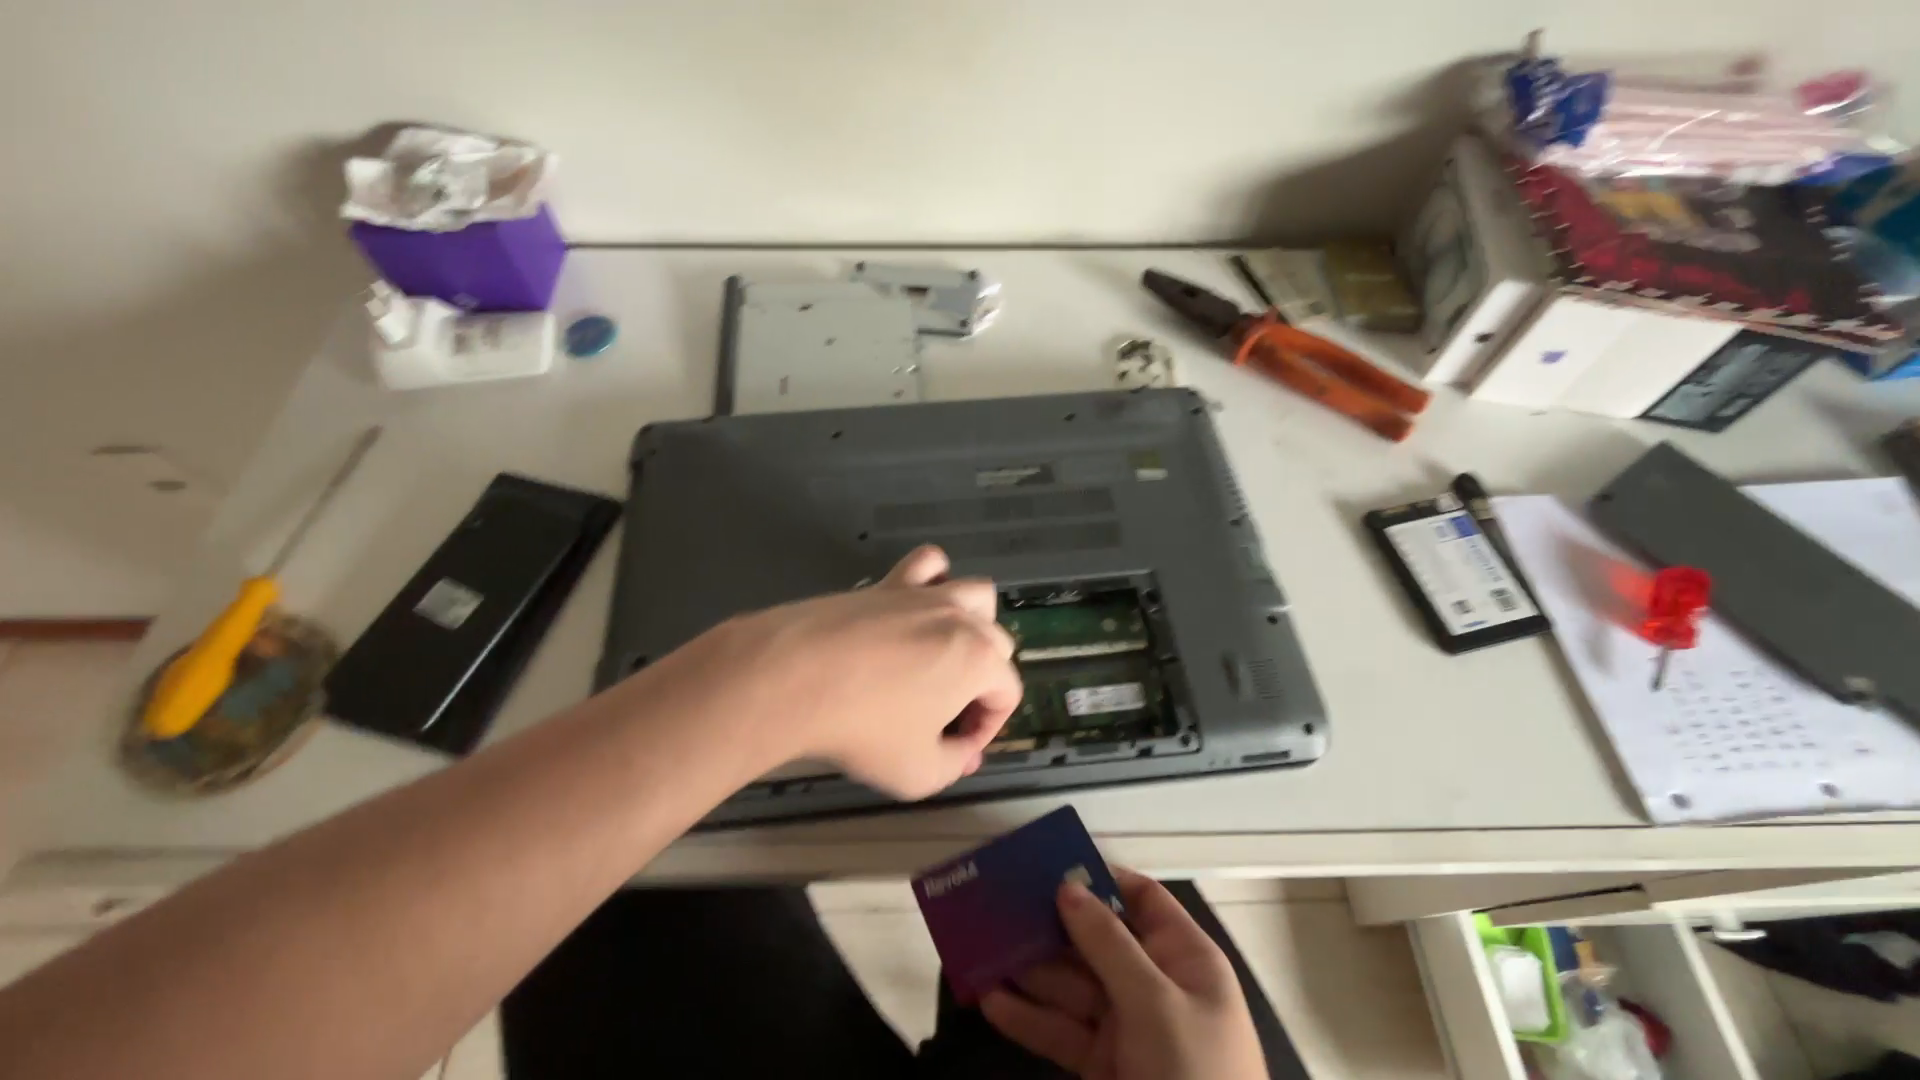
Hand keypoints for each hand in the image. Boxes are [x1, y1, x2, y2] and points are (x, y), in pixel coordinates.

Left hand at [642, 545, 1023, 799]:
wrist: (790, 677)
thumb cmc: (861, 728)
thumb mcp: (918, 772)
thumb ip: (954, 764)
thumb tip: (963, 752)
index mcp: (980, 660)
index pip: (1007, 693)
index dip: (987, 728)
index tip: (957, 749)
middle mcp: (961, 617)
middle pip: (996, 645)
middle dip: (979, 684)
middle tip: (944, 717)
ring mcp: (924, 594)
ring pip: (975, 594)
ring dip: (973, 625)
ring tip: (943, 656)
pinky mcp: (887, 582)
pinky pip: (927, 563)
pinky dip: (933, 578)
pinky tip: (916, 606)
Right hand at [981, 868, 1266, 1079]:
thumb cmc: (1195, 1073)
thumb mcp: (1156, 1005)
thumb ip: (1109, 945)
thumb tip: (1068, 887)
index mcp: (1184, 959)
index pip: (1142, 900)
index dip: (1100, 878)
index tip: (1050, 864)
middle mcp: (1155, 985)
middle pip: (1097, 941)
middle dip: (1050, 924)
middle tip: (999, 902)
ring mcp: (1127, 1027)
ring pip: (1070, 985)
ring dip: (1029, 969)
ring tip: (981, 946)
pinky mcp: (1102, 1064)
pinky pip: (1059, 1030)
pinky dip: (1027, 1017)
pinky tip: (989, 999)